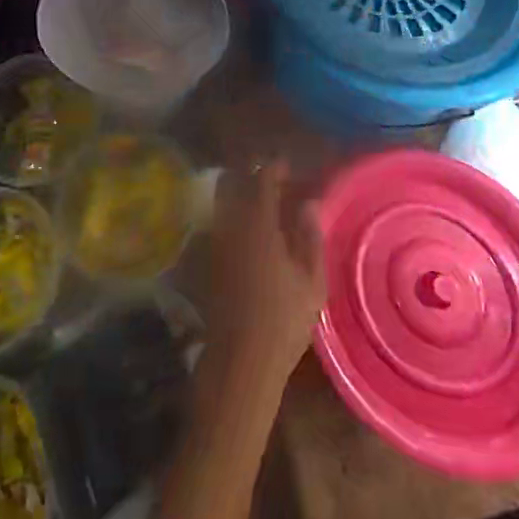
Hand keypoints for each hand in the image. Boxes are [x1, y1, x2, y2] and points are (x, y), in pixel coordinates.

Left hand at [205, 160, 324, 371]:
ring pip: (221, 201)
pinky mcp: (206, 256)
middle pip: (232, 183)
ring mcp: (214, 239)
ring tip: (263, 205)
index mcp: (258, 225)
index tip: (288, 166)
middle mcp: (230, 224)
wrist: (242, 353)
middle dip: (250, 176)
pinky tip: (248, 230)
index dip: (274, 168)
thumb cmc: (285, 319)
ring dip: (239, 194)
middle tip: (274, 183)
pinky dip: (231, 215)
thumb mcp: (311, 281)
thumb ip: (309, 236)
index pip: (261, 180)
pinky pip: (217, 222)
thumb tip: (308, 202)